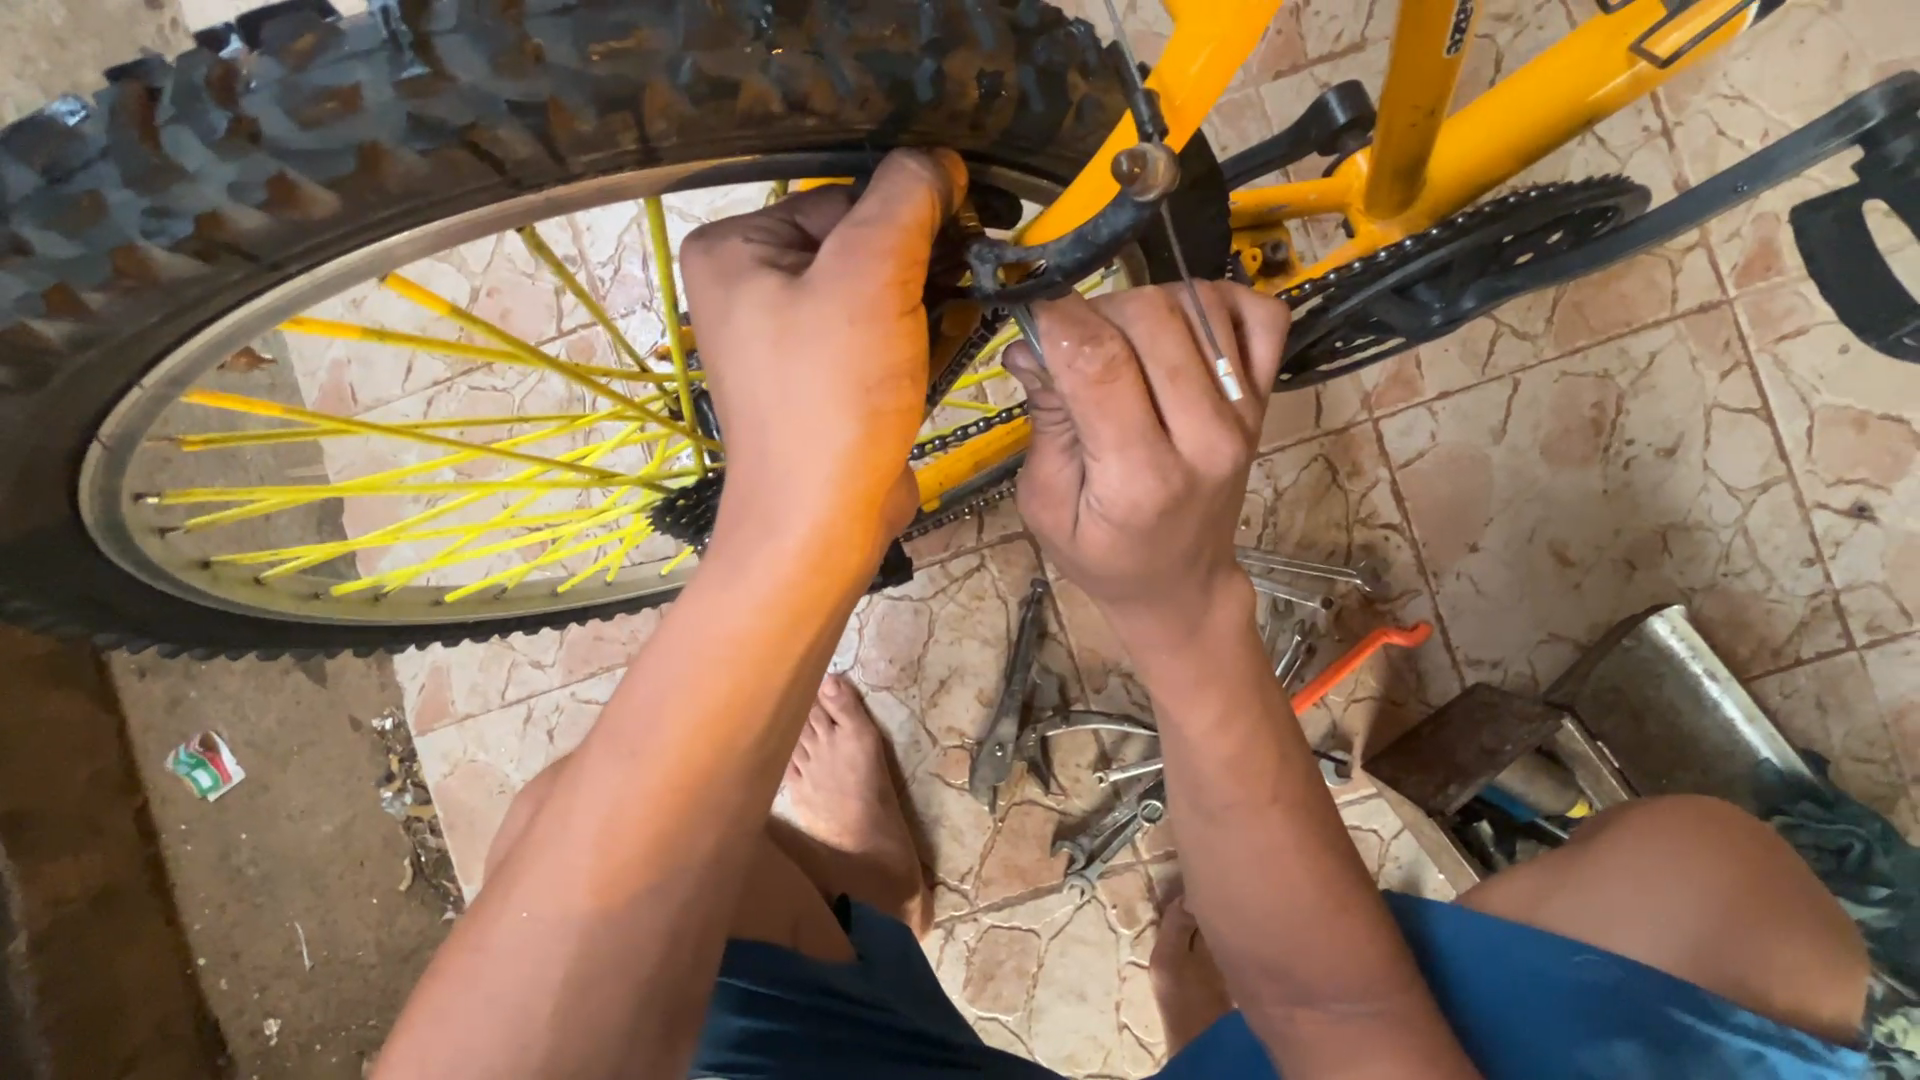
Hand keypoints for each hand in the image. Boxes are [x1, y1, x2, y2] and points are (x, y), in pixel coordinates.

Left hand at [680, 149, 966, 564]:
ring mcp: (785, 342)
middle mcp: (750, 290)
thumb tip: (938, 161)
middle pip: (857, 246)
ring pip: (874, 295)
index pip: (839, 199)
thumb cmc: (833, 395)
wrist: (823, 520)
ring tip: (966, 312)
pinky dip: (913, 338)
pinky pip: (874, 339)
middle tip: (974, 274)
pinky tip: (946, 346)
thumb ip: (906, 200)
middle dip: (920, 262)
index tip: (967, 228)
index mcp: (735, 249)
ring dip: (926, 301)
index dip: (906, 212)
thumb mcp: (871, 276)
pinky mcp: (820, 384)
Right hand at [1005, 282, 1288, 640]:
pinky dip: (1218, 300)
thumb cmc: (1104, 556)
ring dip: (1144, 305)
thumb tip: (1030, 345)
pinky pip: (1260, 315)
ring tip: (1116, 340)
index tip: (1031, 315)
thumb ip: (1046, 424)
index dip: (1057, 321)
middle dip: (1095, 312)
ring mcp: (1244, 414)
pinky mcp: (1263, 400)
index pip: (1100, 364)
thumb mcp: (1048, 507)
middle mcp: (1205, 437)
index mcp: (1141, 478)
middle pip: (1151, 320)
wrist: (1181, 585)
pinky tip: (1179, 325)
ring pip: (1198, 305)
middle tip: (1070, 342)